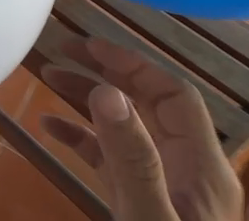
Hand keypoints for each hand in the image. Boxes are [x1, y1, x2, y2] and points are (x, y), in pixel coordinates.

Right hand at [38, 36, 244, 220]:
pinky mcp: (144, 206)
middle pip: (148, 104)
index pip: (173, 95)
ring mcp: (168, 190)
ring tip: (46, 77)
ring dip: (88, 99)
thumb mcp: (148, 220)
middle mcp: (189, 172)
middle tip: (58, 51)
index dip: (132, 63)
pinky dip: (82, 137)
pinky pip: (113, 159)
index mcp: (203, 169)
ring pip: (128, 127)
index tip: (85, 45)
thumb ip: (132, 159)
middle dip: (105, 72)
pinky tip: (50, 128)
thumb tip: (108, 91)